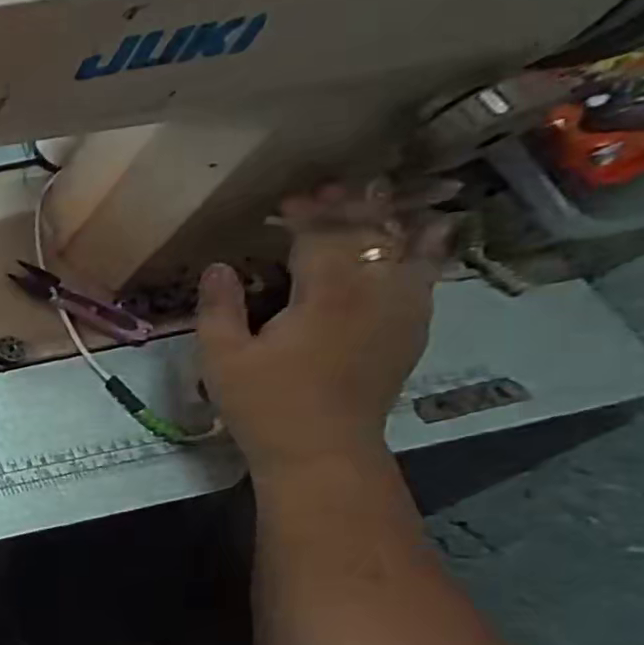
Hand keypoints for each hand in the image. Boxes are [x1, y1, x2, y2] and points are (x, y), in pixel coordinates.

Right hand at [197, 184, 455, 474]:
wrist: (322, 452)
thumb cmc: (264, 405)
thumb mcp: (222, 359)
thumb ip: (218, 308)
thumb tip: (217, 267)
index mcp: (327, 294)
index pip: (323, 233)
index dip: (307, 212)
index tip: (285, 203)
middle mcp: (376, 291)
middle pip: (372, 231)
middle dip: (349, 206)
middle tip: (325, 193)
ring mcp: (404, 309)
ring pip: (409, 245)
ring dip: (388, 220)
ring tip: (374, 203)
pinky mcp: (413, 329)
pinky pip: (426, 273)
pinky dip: (420, 249)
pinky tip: (417, 238)